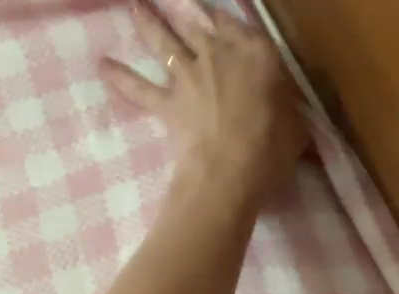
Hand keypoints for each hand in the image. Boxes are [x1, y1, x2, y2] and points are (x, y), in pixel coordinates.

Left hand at [102, 1, 309, 205]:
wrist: (230, 171)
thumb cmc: (272, 149)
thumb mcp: (296, 128)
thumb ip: (287, 111)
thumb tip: (286, 112)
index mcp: (257, 54)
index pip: (240, 26)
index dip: (230, 23)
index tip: (224, 20)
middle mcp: (219, 53)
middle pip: (198, 24)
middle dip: (187, 10)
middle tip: (176, 3)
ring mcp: (189, 74)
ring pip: (163, 40)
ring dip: (147, 21)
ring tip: (134, 7)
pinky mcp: (168, 102)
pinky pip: (139, 88)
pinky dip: (120, 77)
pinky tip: (102, 65)